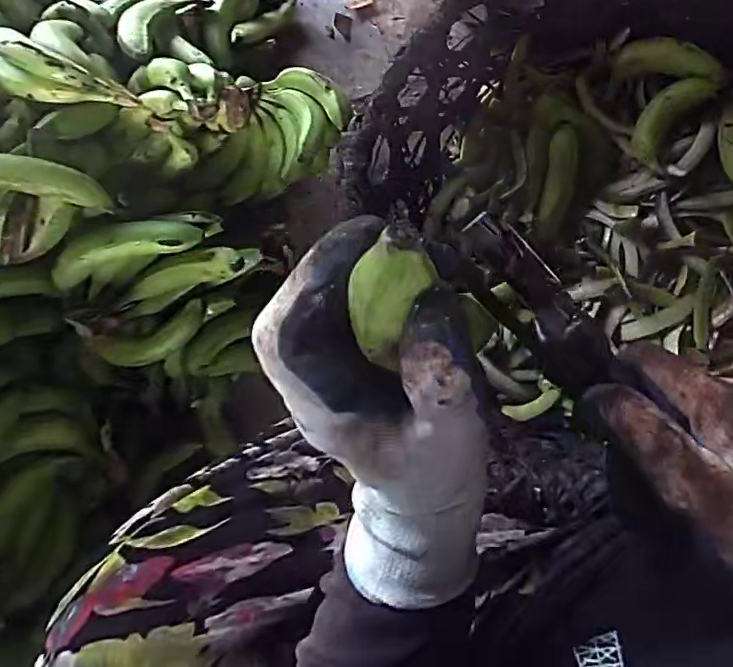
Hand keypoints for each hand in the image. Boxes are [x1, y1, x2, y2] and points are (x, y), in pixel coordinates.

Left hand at [253, 217, 486, 609]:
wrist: (425, 497)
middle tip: (393, 234)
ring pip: (321, 293)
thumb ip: (438, 384)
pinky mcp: (350, 345)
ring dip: (360, 260)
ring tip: (411, 249)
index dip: (314, 276)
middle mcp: (311, 375)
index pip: (284, 333)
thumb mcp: (449, 438)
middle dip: (339, 256)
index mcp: (318, 404)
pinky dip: (377, 273)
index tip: (365, 238)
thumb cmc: (432, 474)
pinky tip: (413, 269)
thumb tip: (428, 309)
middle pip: (298, 301)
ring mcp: (327, 359)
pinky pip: (348, 297)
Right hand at [588, 346, 732, 666]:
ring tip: (636, 449)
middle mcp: (731, 393)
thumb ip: (652, 441)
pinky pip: (704, 417)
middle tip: (608, 429)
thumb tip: (602, 395)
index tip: (585, 398)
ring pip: (685, 396)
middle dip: (632, 388)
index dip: (613, 372)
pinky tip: (678, 461)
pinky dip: (679, 427)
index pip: (648, 363)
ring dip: (655, 410)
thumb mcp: (703, 493)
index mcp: (715, 399)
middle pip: (666, 375)